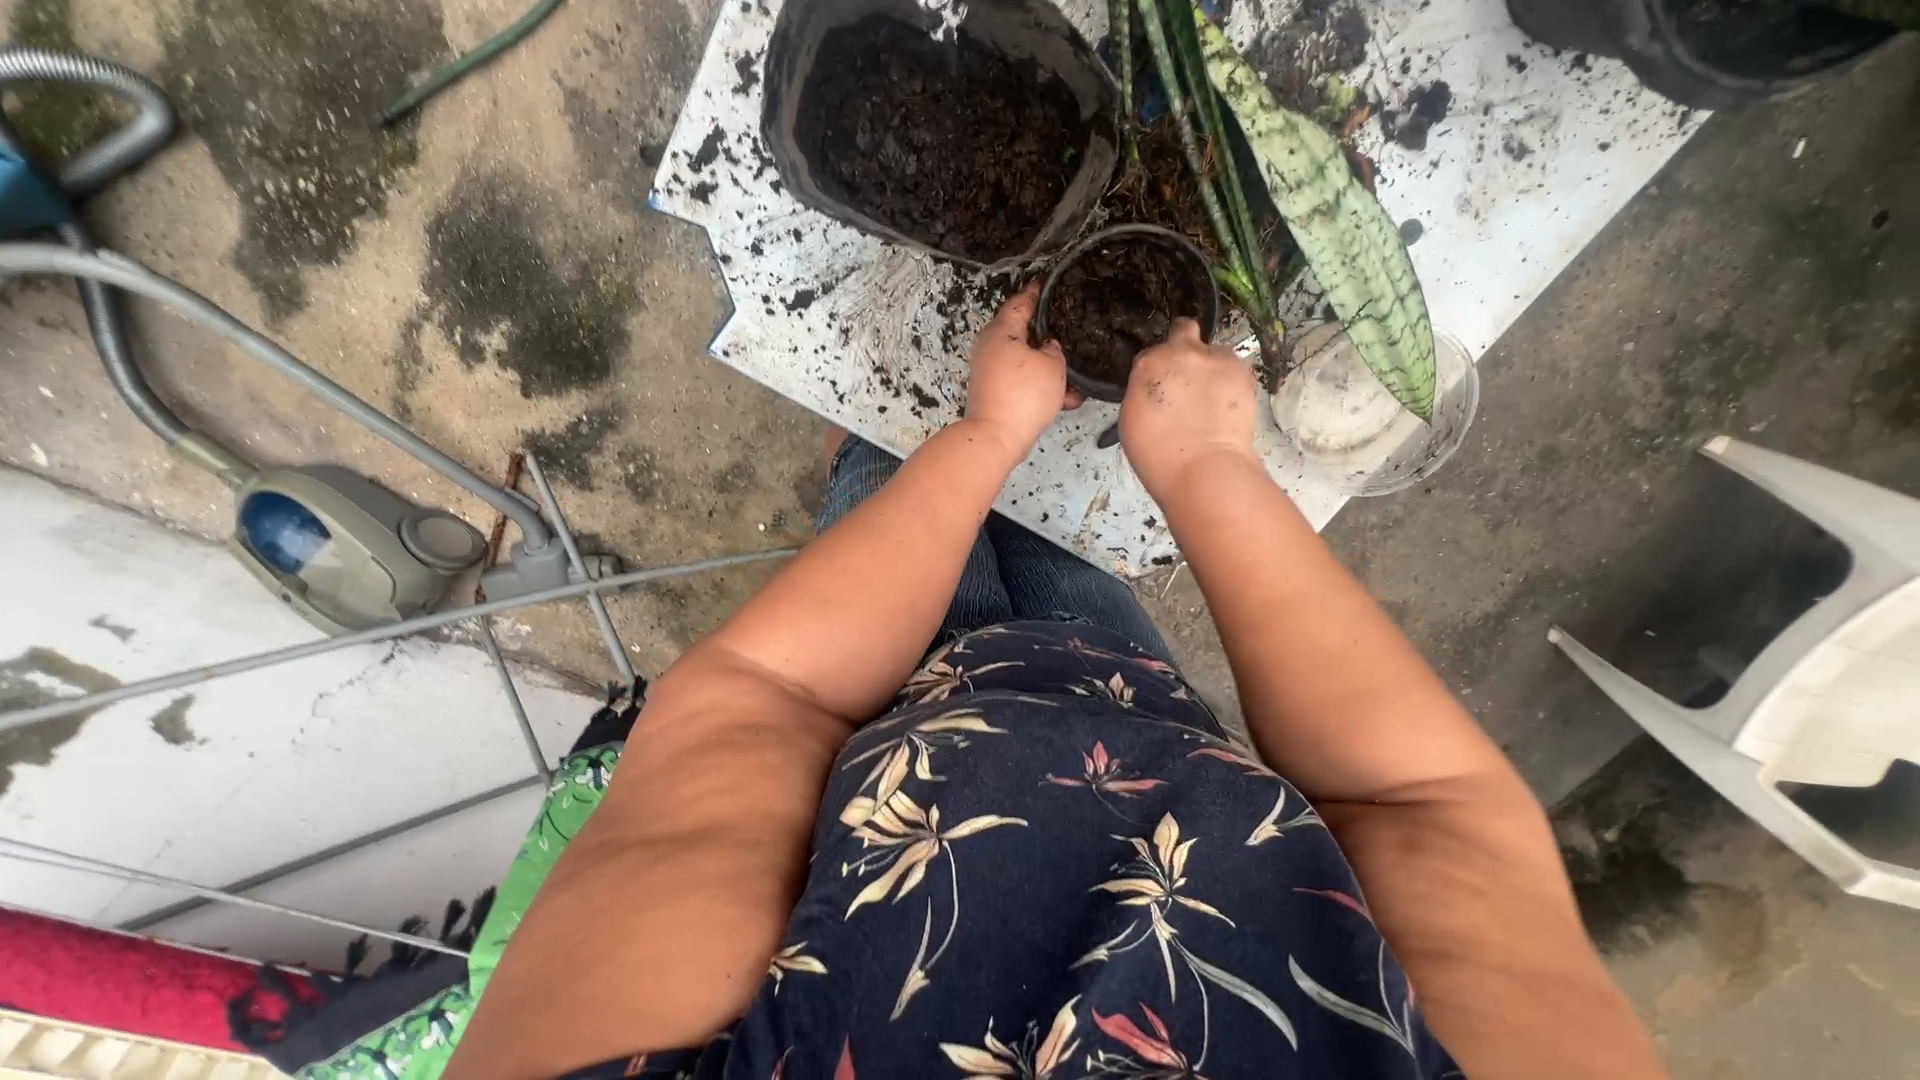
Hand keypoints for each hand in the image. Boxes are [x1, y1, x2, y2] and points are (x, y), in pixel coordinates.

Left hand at [964, 282, 1082, 452]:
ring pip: (1026, 362)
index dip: (1036, 292)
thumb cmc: (1022, 398)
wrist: (996, 438)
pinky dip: (1041, 388)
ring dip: (1049, 371)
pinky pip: (1021, 383)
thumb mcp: (1052, 365)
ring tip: (1074, 383)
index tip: (1044, 283)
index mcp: (1002, 331)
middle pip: (1022, 334)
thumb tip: (1048, 348)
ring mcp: (990, 371)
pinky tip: (1065, 400)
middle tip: (1067, 333)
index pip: (1020, 302)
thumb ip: (1054, 350)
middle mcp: (991, 347)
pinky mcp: (993, 392)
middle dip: (1047, 338)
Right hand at [1120, 319, 1261, 496]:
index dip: (1158, 371)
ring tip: (1214, 402)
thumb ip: (1143, 392)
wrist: (1203, 468)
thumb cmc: (1158, 455)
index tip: (1163, 389)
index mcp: (1148, 364)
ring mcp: (1216, 359)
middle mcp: (1182, 352)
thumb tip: (1159, 389)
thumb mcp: (1132, 420)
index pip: (1151, 355)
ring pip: (1215, 353)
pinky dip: (1232, 384)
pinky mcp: (1243, 372)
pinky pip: (1236, 370)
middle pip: (1184, 329)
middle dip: (1186, 345)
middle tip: (1189, 376)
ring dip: (1212, 369)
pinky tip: (1228, 409)